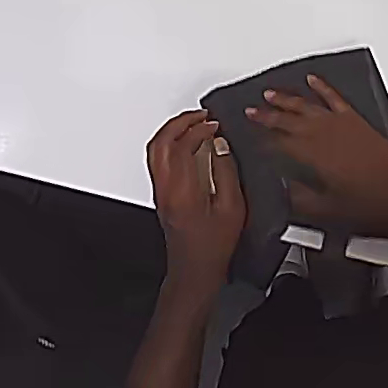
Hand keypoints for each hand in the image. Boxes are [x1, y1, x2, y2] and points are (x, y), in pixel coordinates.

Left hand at [146, 109, 245, 289]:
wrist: (195, 271)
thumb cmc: (214, 246)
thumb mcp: (233, 207)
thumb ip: (227, 172)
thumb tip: (222, 146)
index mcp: (183, 191)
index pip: (182, 147)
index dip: (199, 130)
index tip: (214, 126)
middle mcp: (166, 189)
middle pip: (160, 143)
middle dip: (179, 123)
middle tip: (201, 116)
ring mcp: (160, 192)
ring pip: (155, 150)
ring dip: (172, 131)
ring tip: (194, 123)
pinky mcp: (162, 194)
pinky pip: (158, 159)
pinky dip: (170, 143)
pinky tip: (187, 141)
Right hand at [247, 75, 387, 236]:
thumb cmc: (368, 202)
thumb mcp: (326, 210)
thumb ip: (300, 199)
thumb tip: (285, 190)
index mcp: (312, 156)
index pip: (278, 143)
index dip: (263, 140)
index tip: (251, 137)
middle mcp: (323, 135)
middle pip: (287, 120)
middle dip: (267, 115)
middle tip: (251, 110)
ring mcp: (339, 124)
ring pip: (305, 105)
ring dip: (286, 99)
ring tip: (270, 94)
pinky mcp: (354, 120)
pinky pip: (333, 97)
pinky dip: (321, 87)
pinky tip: (312, 80)